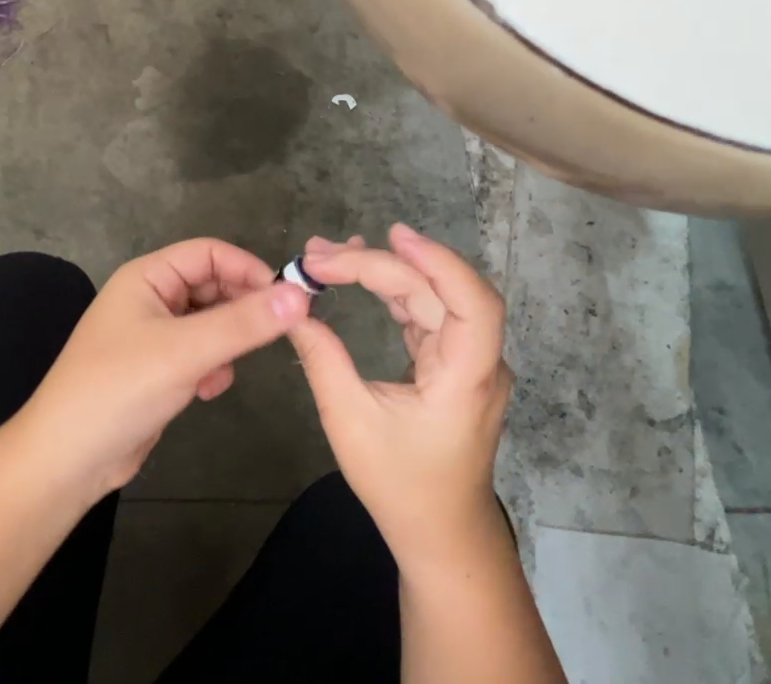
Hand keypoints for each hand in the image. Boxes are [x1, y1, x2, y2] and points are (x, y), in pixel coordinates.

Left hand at [17, 239, 311, 496]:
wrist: (69, 458)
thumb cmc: (120, 389)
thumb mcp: (186, 351)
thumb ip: (244, 323)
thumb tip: (300, 295)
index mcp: (147, 277)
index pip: (210, 253)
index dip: (249, 269)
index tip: (287, 299)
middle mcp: (150, 297)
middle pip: (213, 286)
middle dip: (241, 310)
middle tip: (275, 335)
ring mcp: (152, 334)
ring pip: (211, 322)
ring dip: (227, 342)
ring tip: (226, 369)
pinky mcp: (158, 368)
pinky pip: (200, 352)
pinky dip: (212, 366)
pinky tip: (207, 391)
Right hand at [287, 224, 513, 568]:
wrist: (439, 532)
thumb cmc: (400, 484)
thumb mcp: (350, 421)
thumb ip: (323, 359)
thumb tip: (293, 309)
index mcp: (467, 377)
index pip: (471, 302)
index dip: (438, 262)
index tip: (391, 236)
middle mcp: (477, 361)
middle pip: (437, 293)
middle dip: (381, 265)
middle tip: (320, 252)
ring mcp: (468, 362)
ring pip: (432, 299)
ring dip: (386, 273)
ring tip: (330, 256)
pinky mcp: (453, 366)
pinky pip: (427, 317)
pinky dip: (395, 294)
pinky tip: (363, 278)